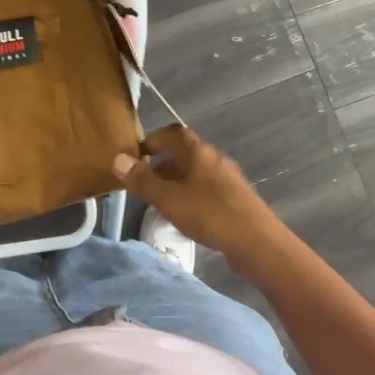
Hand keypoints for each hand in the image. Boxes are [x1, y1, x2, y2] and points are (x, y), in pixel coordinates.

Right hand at [112, 125, 275, 254]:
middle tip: (145, 183)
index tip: (139, 154)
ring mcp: (228, 179)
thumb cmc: (209, 213)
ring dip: (178, 183)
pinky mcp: (237, 199)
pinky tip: (187, 218)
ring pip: (196, 174)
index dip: (155, 140)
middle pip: (185, 154)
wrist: (256, 241)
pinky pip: (208, 190)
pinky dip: (192, 196)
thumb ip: (142, 180)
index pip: (174, 133)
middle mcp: (215, 158)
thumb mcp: (169, 198)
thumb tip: (118, 159)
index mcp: (199, 151)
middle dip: (164, 165)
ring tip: (162, 203)